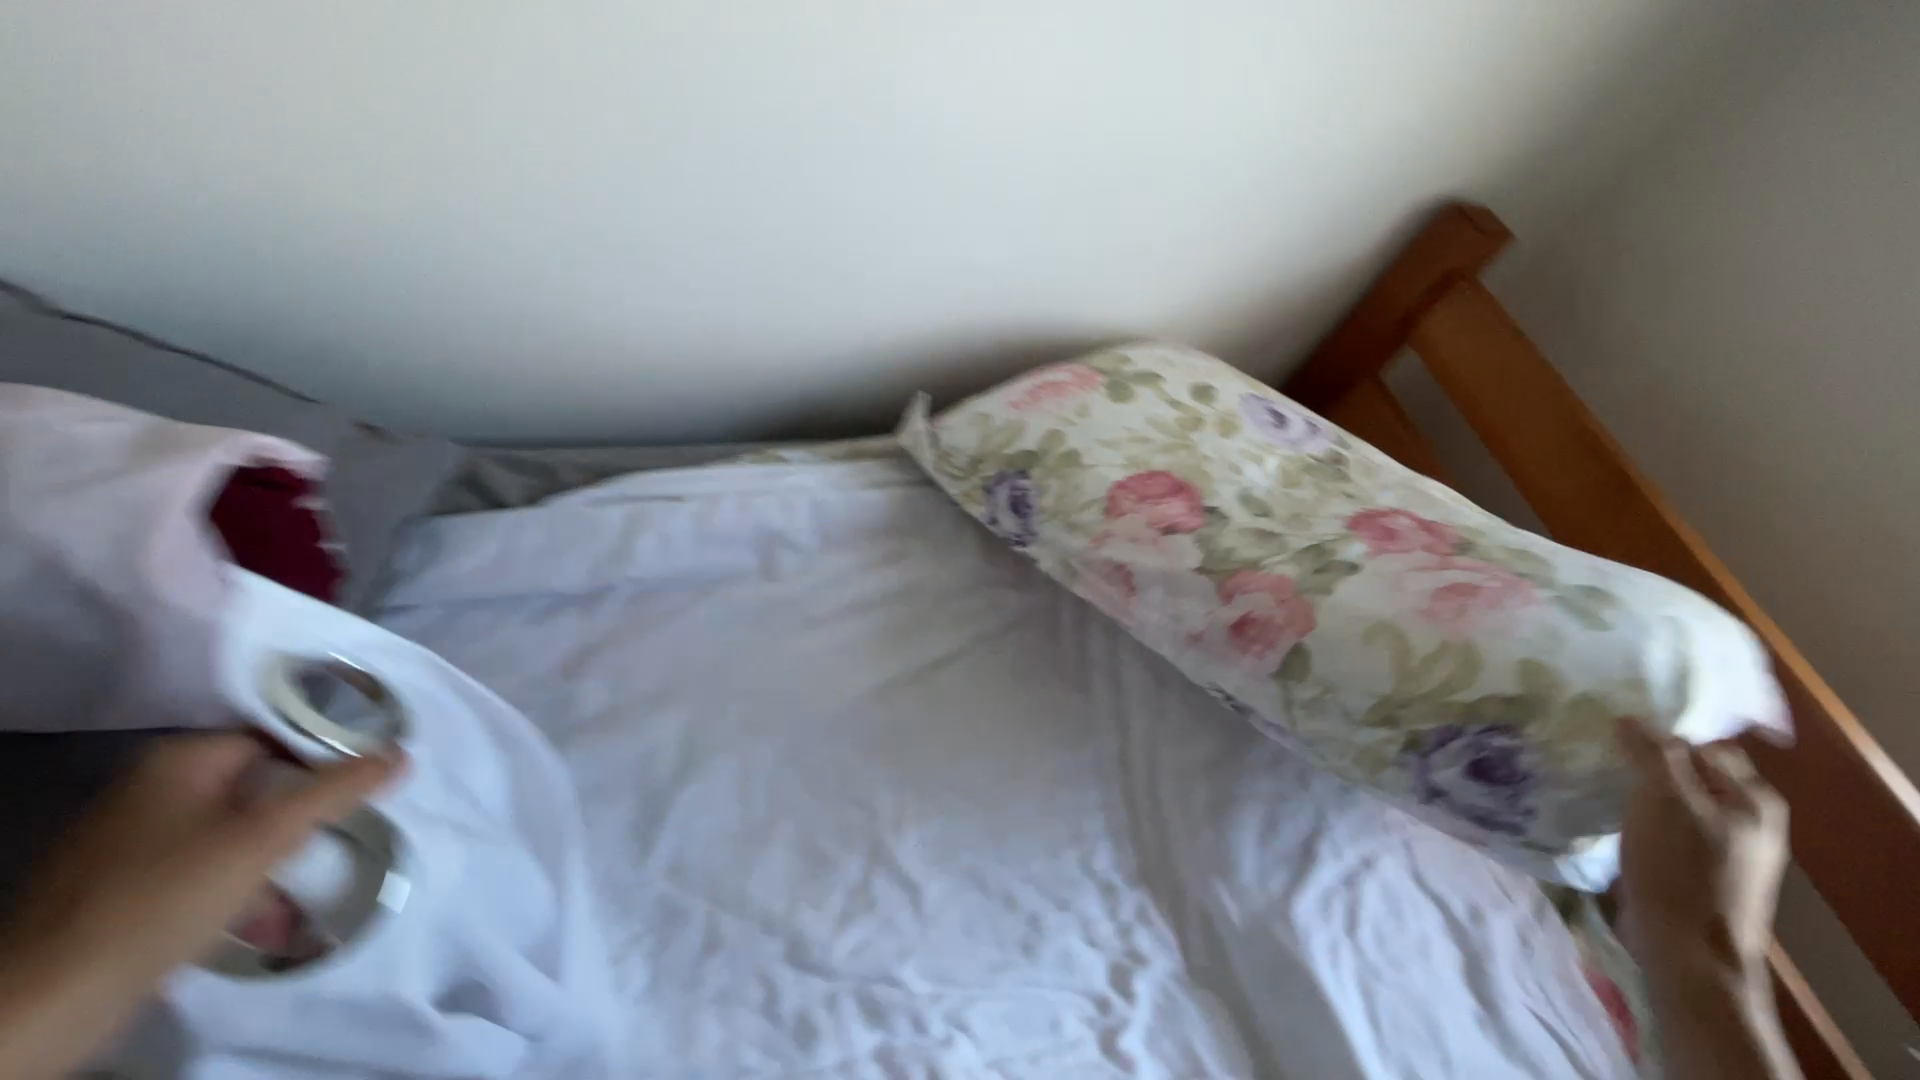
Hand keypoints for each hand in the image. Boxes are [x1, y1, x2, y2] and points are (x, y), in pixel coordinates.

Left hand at [0, 733, 401, 1075]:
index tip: (365, 783)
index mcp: (177, 761)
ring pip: (230, 832)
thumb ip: (338, 790)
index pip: (274, 738)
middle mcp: (149, 790)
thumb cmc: (166, 895)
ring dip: (273, 858)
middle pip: (254, 787)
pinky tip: (264, 918)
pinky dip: (237, 887)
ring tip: (309, 884)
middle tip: (343, 834)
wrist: (53, 996)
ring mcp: (130, 841)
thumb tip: (401, 754)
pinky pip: (201, 870)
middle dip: (300, 815)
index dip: (324, 756)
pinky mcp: (122, 890)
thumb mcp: (267, 836)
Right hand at [1616, 716, 1788, 977]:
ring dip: (1635, 789)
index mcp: (1752, 798)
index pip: (1701, 744)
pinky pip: (1660, 825)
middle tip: (1597, 750)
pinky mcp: (1692, 866)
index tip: (1611, 728)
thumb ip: (1653, 754)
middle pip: (1686, 772)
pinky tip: (1606, 814)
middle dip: (1644, 760)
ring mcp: (1720, 845)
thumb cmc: (1681, 869)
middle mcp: (1744, 818)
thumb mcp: (1665, 800)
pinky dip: (1635, 816)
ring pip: (1669, 799)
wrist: (1686, 949)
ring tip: (1594, 778)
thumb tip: (1629, 717)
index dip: (1658, 733)